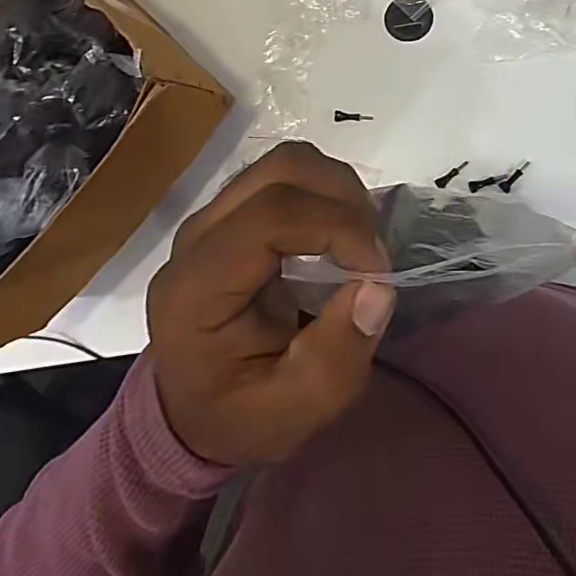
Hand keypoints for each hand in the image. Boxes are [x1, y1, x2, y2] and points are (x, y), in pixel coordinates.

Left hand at [145, 142, 395, 464]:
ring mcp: (213, 219)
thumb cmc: (244, 413)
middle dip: (344, 201)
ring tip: (358, 241)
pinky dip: (327, 193)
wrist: (196, 409)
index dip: (337, 228)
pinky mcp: (233, 214)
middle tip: (372, 253)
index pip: (270, 217)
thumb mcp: (299, 410)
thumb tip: (379, 287)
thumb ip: (339, 355)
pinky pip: (287, 176)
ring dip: (338, 191)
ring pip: (287, 162)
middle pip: (280, 170)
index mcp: (196, 290)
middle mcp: (196, 239)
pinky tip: (339, 235)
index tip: (377, 271)